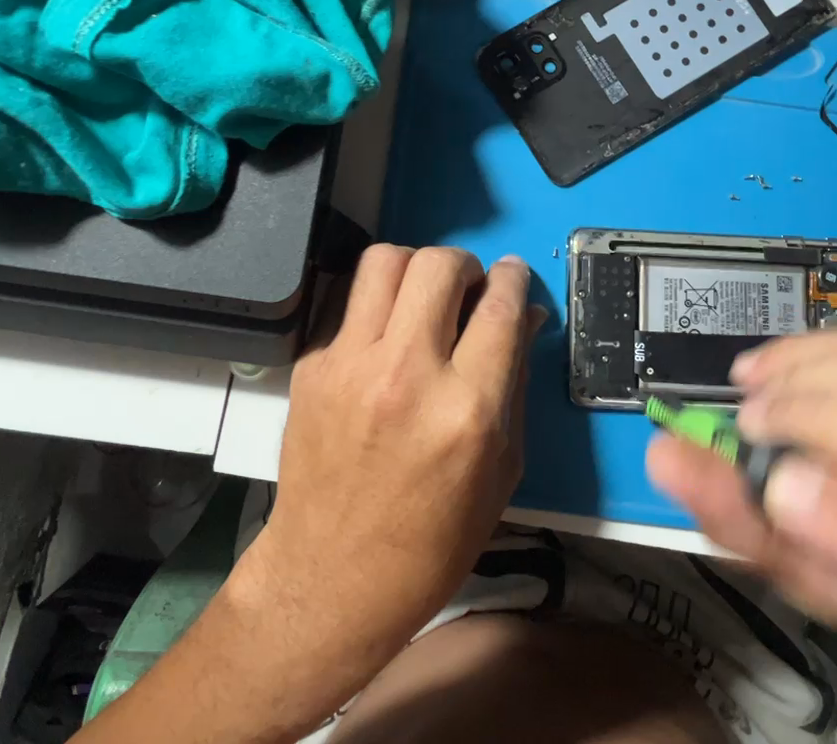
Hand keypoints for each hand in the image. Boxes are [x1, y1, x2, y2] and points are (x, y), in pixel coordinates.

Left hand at [253, 244, 540, 648]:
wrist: (335, 574)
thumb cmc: (436, 538)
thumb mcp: (503, 468)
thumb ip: (515, 382)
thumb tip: (524, 317)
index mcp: (468, 407)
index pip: (500, 306)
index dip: (515, 279)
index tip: (513, 277)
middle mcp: (408, 372)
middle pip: (439, 265)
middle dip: (465, 265)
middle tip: (468, 290)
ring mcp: (350, 365)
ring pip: (384, 262)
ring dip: (415, 268)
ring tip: (423, 298)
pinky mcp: (312, 367)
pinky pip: (349, 304)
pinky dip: (376, 309)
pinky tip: (383, 342)